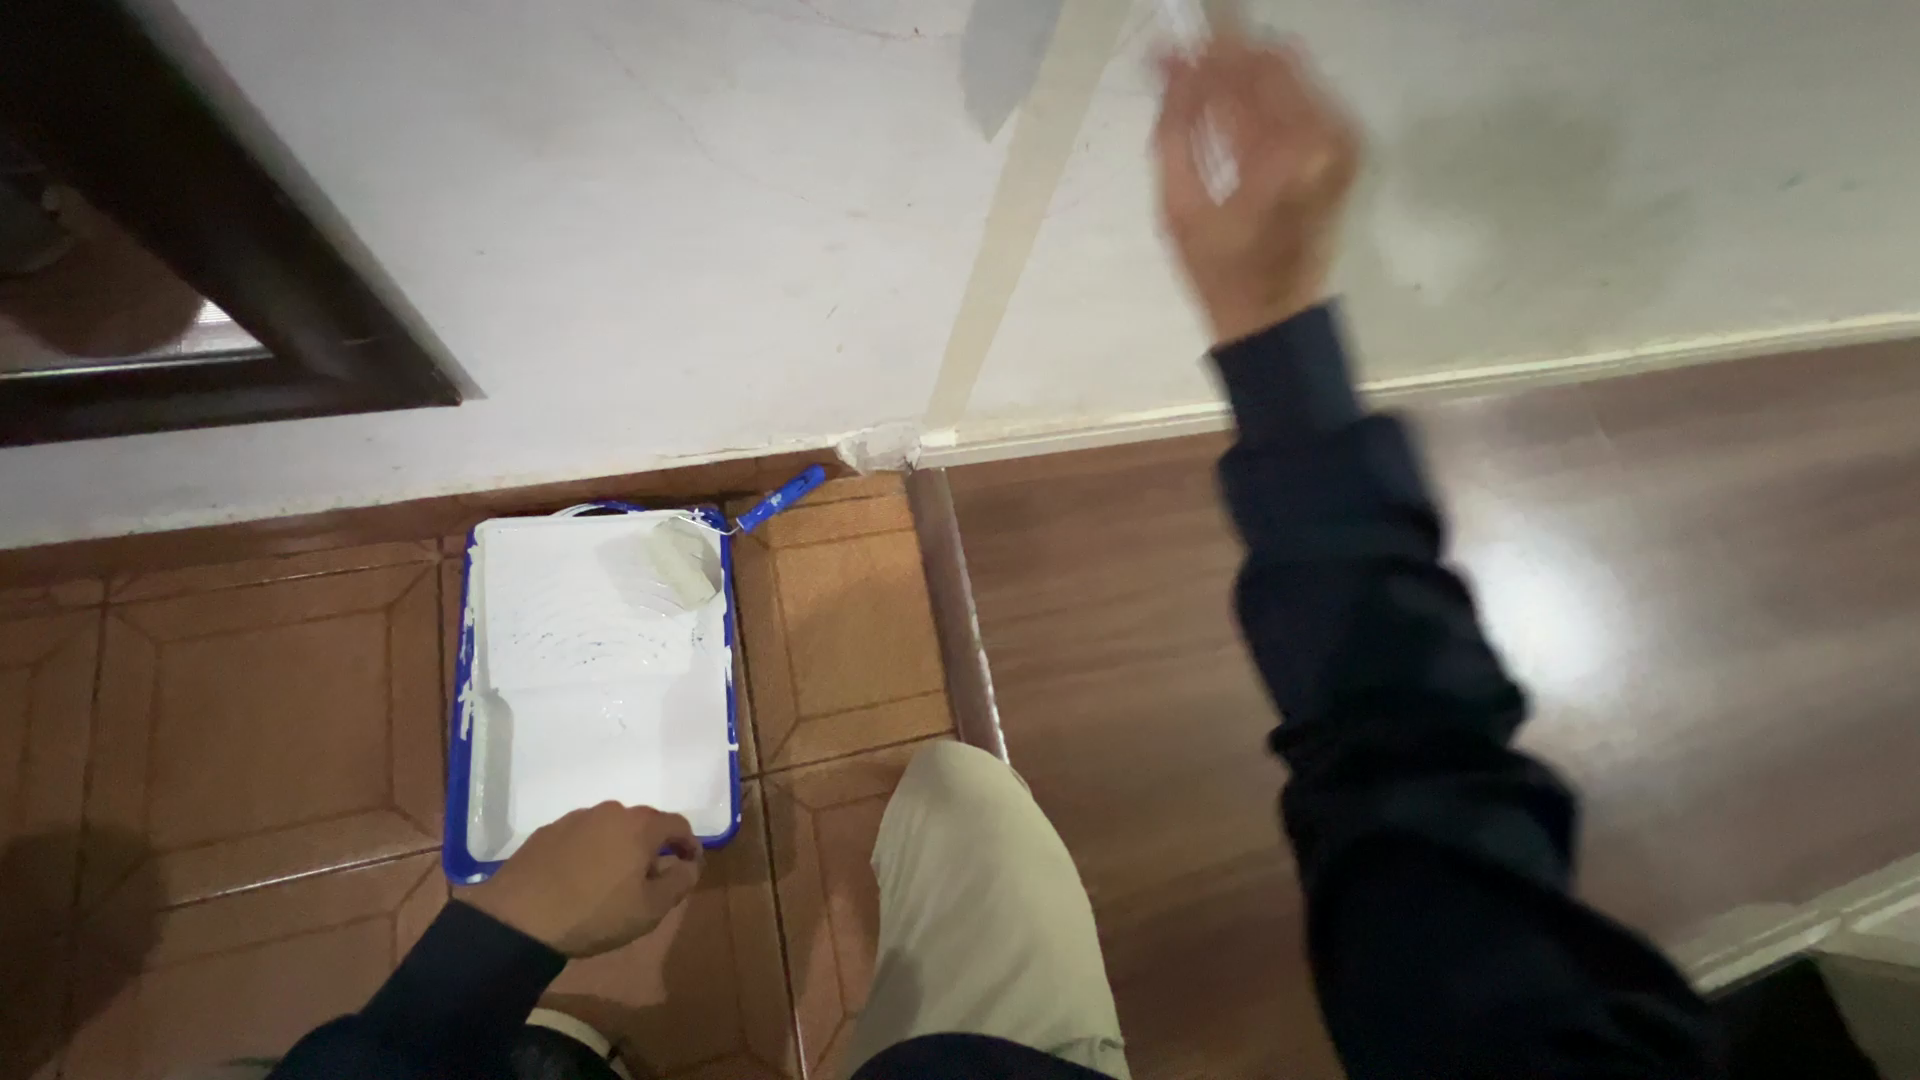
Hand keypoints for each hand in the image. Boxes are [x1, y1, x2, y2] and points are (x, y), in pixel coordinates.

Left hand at [463, 802, 702, 957]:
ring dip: (618, 847)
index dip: (690, 845)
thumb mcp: (650, 910)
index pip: (679, 825)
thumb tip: (689, 865)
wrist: (516, 920)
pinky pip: (580, 838)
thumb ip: (680, 882)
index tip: (690, 865)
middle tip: (649, 877)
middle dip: (652, 847)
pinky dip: (587, 852)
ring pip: (610, 829)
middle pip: (643, 824)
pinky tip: (577, 879)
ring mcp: (575, 819)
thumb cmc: (594, 914)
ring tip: (610, 879)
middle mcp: (611, 812)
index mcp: (641, 825)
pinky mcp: (546, 833)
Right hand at [1155, 30, 1360, 345]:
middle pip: (1272, 61)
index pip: (1240, 72)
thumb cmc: (1217, 274)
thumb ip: (1174, 131)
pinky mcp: (1348, 147)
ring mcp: (1343, 140)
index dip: (1201, 54)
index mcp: (1282, 155)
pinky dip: (1267, 101)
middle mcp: (1325, 135)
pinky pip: (1304, 99)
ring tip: (1205, 108)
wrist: (1271, 317)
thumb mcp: (1178, 210)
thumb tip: (1171, 65)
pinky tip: (1236, 127)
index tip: (1167, 48)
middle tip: (1183, 73)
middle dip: (1224, 60)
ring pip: (1290, 75)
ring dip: (1244, 80)